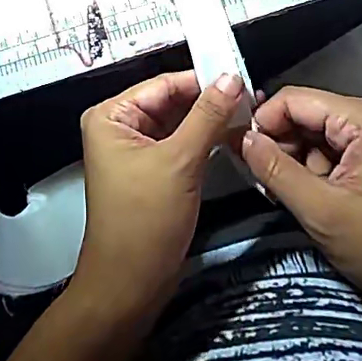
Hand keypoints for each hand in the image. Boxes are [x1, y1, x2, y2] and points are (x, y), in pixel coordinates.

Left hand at [71, 71, 243, 316]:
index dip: (201, 79)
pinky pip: (178, 145)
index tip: (240, 76)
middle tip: (251, 97)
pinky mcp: (150, 171)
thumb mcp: (180, 161)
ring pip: (177, 124)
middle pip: (169, 102)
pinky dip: (203, 141)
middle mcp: (117, 126)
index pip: (161, 84)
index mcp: (110, 115)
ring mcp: (133, 150)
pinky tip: (231, 136)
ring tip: (249, 113)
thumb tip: (230, 78)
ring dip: (209, 121)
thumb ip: (207, 116)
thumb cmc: (145, 220)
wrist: (130, 283)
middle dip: (208, 101)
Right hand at [237, 87, 361, 341]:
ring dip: (299, 164)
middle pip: (305, 115)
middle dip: (282, 147)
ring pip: (318, 135)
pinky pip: (338, 151)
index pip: (292, 99)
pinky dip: (320, 173)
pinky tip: (319, 203)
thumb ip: (274, 169)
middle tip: (269, 187)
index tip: (243, 159)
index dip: (262, 125)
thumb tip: (238, 138)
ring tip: (296, 201)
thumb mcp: (323, 212)